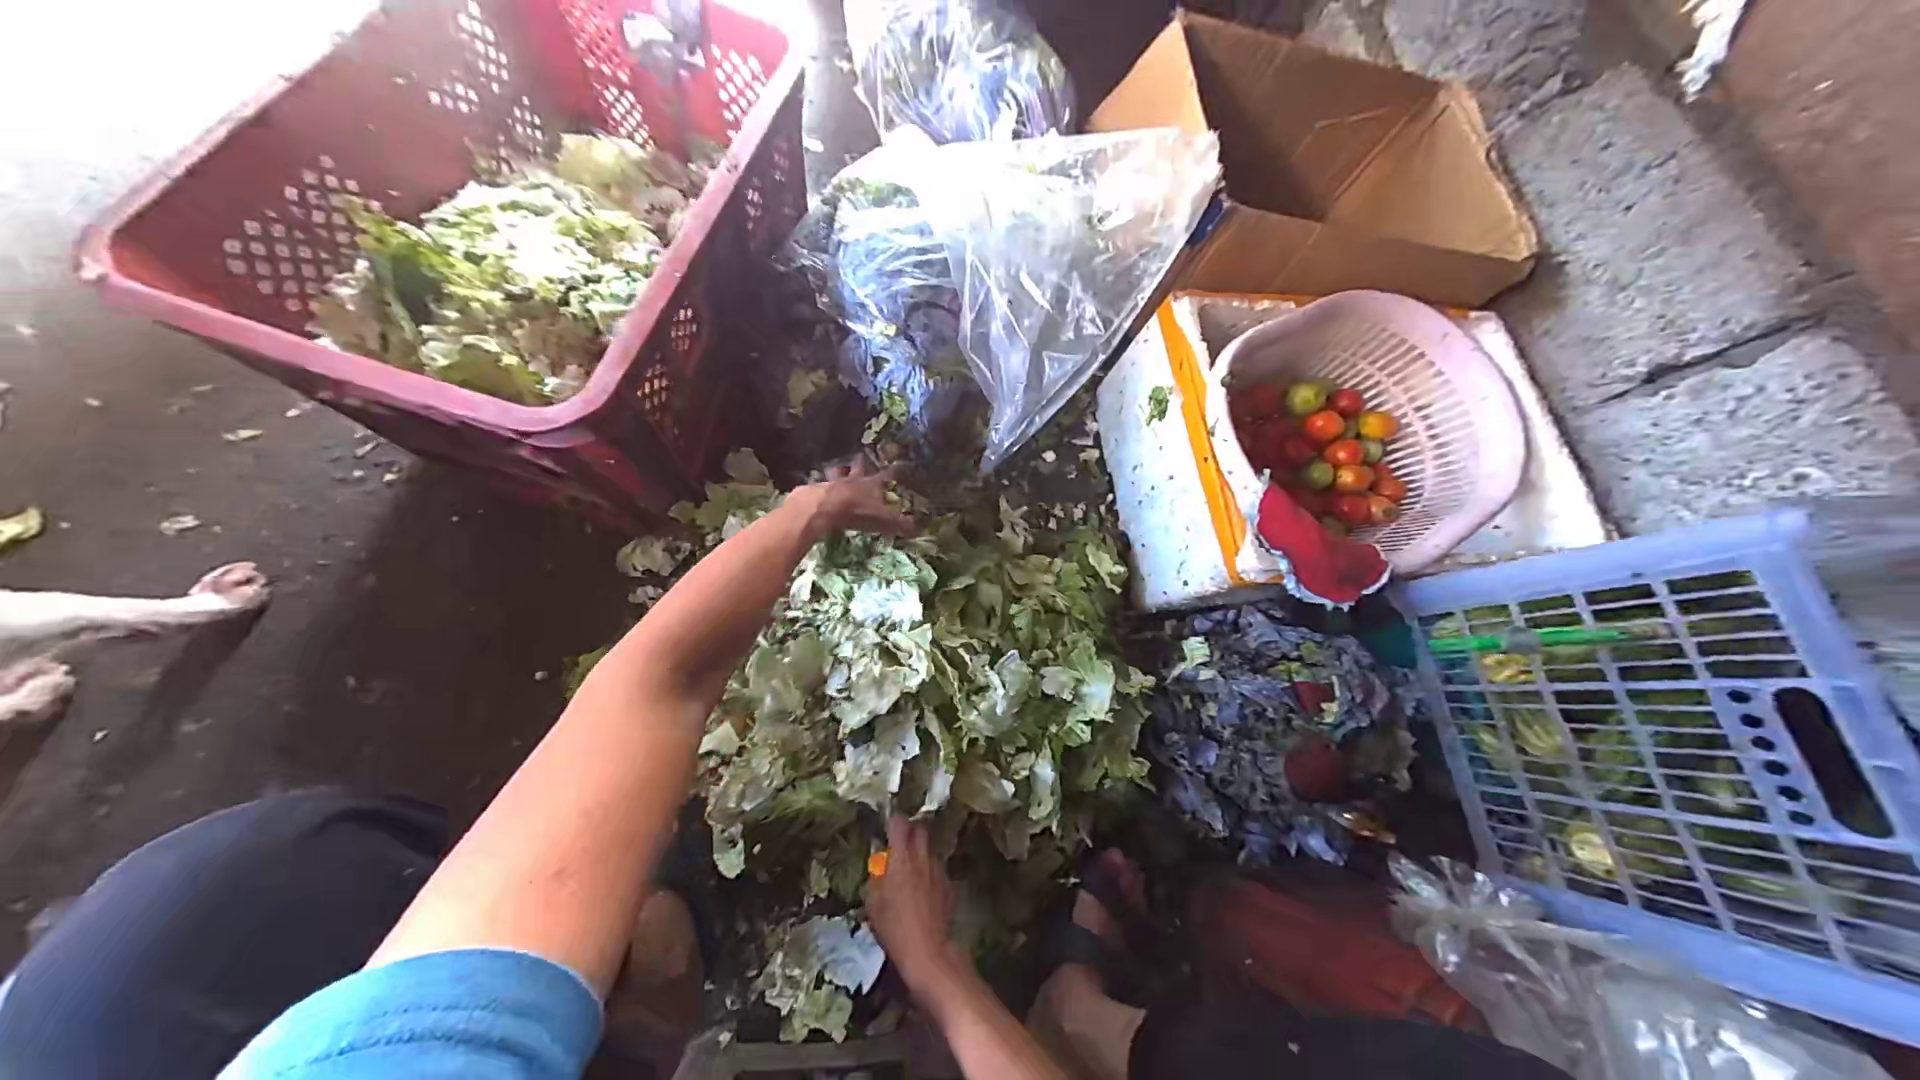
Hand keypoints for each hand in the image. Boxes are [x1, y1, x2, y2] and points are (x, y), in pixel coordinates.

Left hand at [799, 458, 914, 537]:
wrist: (823, 508)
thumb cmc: (856, 511)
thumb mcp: (882, 520)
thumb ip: (898, 523)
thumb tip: (917, 527)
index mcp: (872, 483)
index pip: (888, 473)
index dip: (895, 469)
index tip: (900, 463)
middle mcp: (854, 478)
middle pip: (859, 466)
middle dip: (862, 462)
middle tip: (862, 457)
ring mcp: (834, 481)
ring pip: (838, 470)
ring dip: (839, 470)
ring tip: (838, 468)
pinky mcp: (817, 489)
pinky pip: (820, 484)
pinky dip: (820, 485)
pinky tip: (818, 487)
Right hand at [867, 816, 964, 1001]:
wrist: (928, 950)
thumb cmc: (894, 927)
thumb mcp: (873, 903)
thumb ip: (876, 878)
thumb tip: (879, 867)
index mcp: (901, 857)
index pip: (898, 823)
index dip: (892, 820)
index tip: (887, 825)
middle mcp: (922, 856)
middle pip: (920, 829)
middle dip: (911, 831)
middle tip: (900, 844)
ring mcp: (939, 869)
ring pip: (930, 850)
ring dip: (921, 853)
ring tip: (912, 870)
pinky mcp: (950, 885)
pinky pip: (939, 870)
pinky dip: (931, 874)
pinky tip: (925, 891)